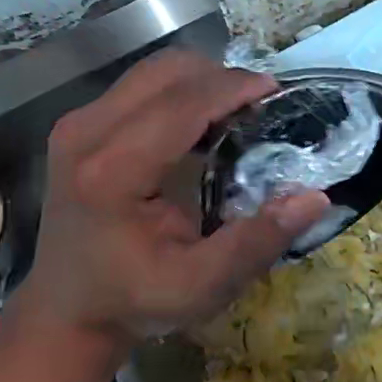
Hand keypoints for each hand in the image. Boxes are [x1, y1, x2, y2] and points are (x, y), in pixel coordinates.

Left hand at [18, 51, 330, 346]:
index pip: (181, 104)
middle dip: (220, 78)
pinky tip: (202, 124)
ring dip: (200, 81)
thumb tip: (314, 198)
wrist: (67, 309)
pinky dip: (179, 92)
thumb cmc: (133, 300)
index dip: (233, 88)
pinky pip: (139, 87)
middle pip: (165, 72)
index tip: (276, 91)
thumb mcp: (200, 286)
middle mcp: (86, 133)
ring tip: (236, 112)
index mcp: (112, 172)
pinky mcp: (78, 125)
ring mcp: (76, 124)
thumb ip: (256, 243)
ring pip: (152, 72)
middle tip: (260, 106)